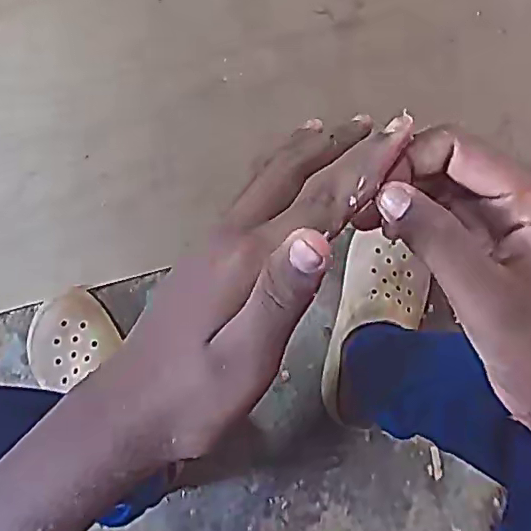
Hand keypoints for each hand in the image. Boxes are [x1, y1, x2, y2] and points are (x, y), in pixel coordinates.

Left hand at [82, 114, 416, 465]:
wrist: (129, 406)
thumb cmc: (192, 397)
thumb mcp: (244, 360)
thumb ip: (281, 297)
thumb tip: (319, 236)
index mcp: (248, 257)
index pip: (318, 201)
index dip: (364, 166)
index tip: (402, 132)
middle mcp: (230, 235)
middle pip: (289, 175)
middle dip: (336, 146)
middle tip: (379, 123)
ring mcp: (214, 241)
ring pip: (265, 179)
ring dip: (304, 151)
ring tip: (333, 130)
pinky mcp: (208, 254)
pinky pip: (252, 195)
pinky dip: (279, 172)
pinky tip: (281, 177)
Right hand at [361, 127, 530, 454]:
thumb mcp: (487, 298)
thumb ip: (435, 237)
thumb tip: (385, 191)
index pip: (455, 147)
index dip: (406, 161)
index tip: (369, 196)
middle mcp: (522, 200)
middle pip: (447, 162)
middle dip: (400, 178)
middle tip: (359, 212)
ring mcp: (510, 225)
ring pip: (444, 189)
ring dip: (404, 199)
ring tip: (367, 224)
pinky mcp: (497, 251)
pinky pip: (449, 219)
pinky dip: (417, 222)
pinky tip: (391, 237)